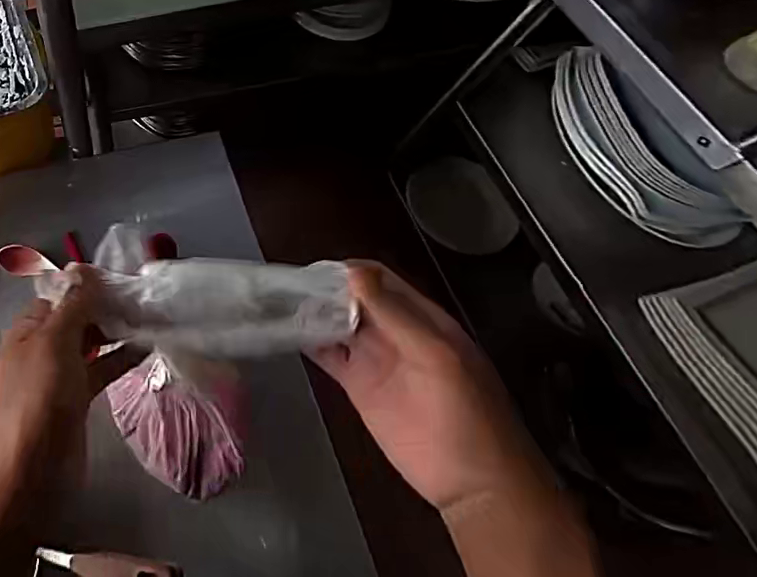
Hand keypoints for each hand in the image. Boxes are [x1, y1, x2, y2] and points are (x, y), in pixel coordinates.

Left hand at [0, 274, 143, 576]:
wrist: (30, 474)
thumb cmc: (39, 398)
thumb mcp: (55, 341)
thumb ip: (73, 304)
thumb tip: (81, 267)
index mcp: (29, 329)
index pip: (61, 295)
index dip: (89, 284)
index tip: (123, 276)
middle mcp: (42, 347)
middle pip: (78, 316)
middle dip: (107, 306)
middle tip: (143, 295)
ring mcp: (60, 374)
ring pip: (92, 342)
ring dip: (117, 329)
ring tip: (151, 315)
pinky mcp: (78, 398)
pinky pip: (102, 368)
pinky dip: (121, 356)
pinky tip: (147, 346)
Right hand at [313, 263, 596, 576]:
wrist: (476, 485)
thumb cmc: (467, 413)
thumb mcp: (438, 356)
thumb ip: (397, 315)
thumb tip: (354, 273)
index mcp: (419, 316)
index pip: (379, 278)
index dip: (350, 271)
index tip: (317, 271)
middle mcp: (393, 330)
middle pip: (352, 297)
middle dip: (324, 288)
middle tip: (289, 285)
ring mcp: (374, 358)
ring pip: (337, 322)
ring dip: (313, 312)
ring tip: (280, 303)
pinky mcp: (358, 386)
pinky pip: (330, 355)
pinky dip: (309, 341)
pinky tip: (287, 332)